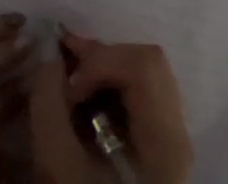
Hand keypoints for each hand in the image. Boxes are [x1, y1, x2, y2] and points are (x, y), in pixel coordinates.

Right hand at [29, 33, 191, 183]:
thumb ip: (48, 108)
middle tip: (63, 71)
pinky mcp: (159, 140)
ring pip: (145, 72)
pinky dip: (110, 84)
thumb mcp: (58, 169)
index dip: (100, 63)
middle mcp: (178, 130)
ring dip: (104, 68)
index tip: (68, 90)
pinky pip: (140, 92)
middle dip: (101, 58)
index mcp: (164, 140)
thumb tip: (51, 60)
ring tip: (69, 83)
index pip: (144, 66)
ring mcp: (172, 134)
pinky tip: (83, 98)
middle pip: (148, 61)